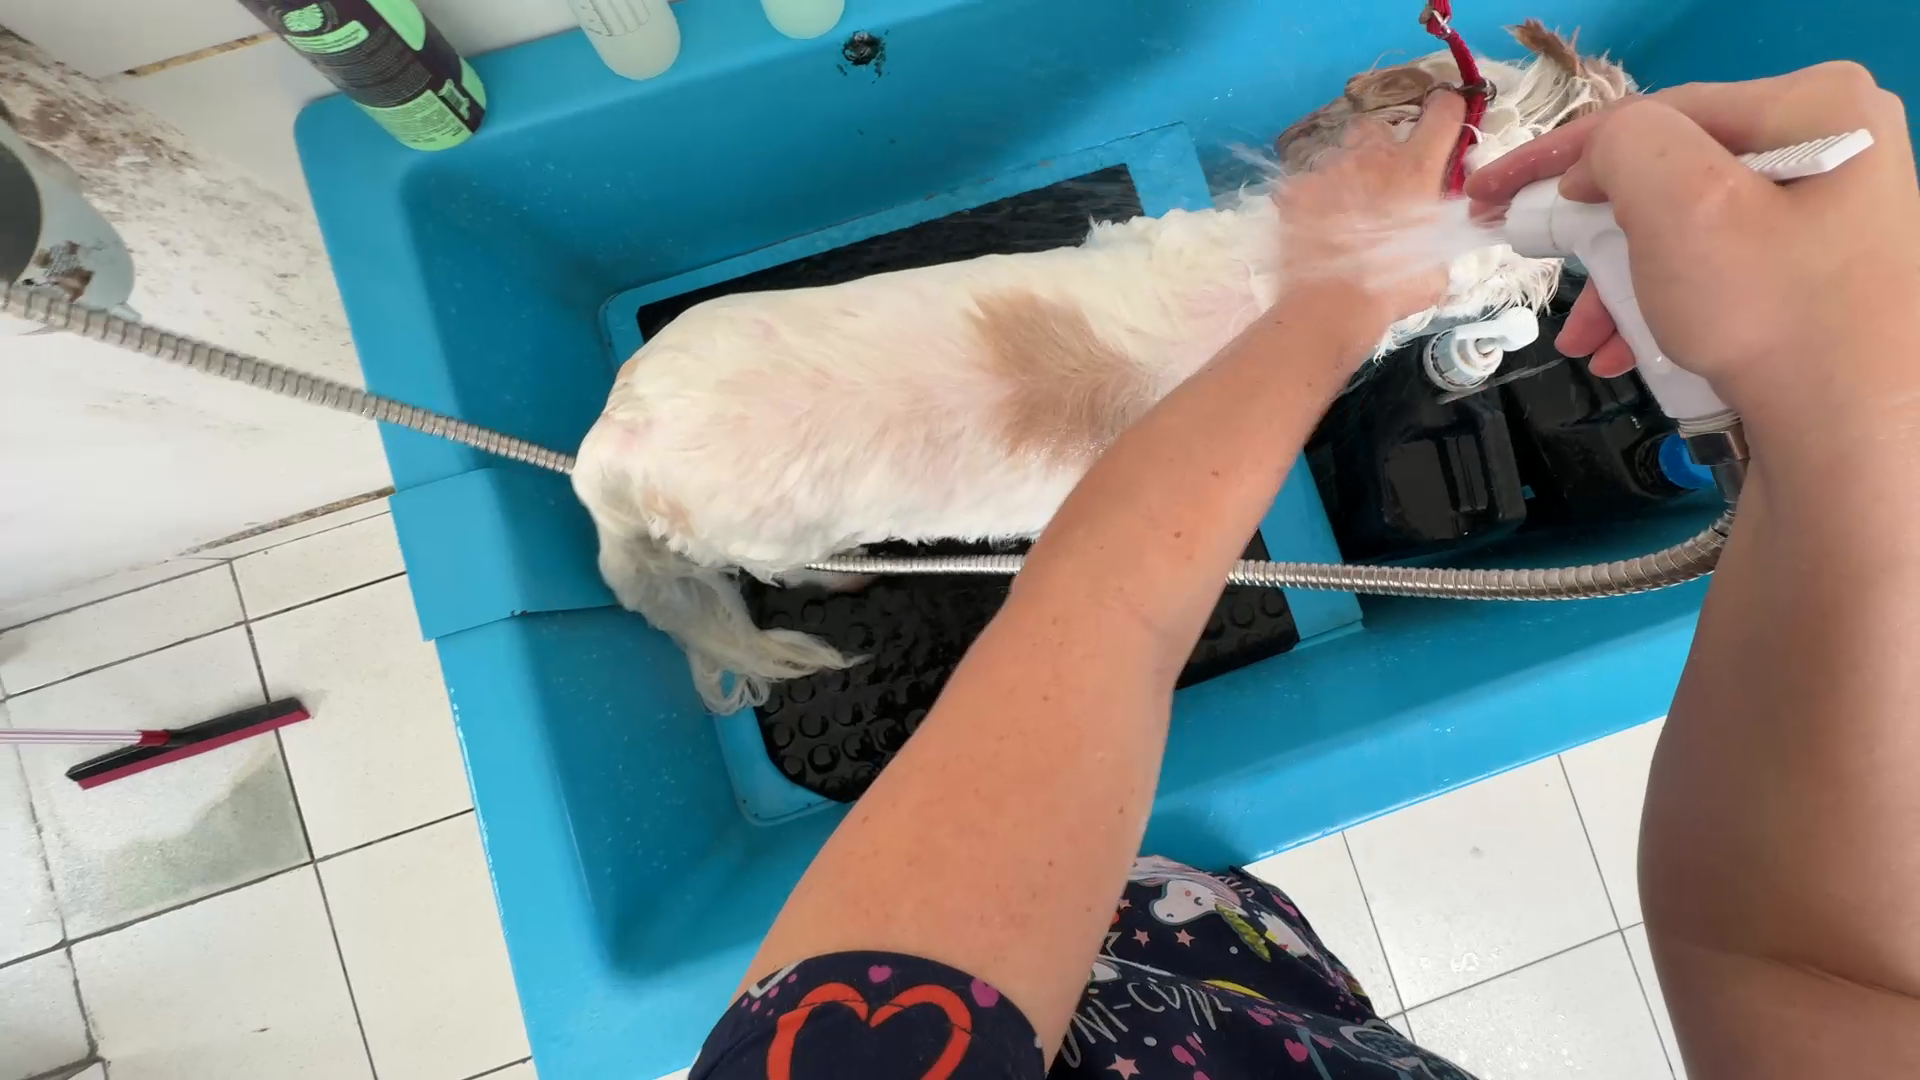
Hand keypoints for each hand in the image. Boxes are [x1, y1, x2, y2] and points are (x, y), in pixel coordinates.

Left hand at [1272, 89, 1465, 353]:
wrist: (1331, 307)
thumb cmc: (1392, 289)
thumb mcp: (1435, 264)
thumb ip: (1438, 236)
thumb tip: (1436, 238)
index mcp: (1416, 167)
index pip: (1443, 112)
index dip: (1445, 112)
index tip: (1441, 124)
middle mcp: (1371, 160)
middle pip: (1374, 126)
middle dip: (1375, 144)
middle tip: (1375, 176)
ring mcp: (1327, 174)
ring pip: (1333, 155)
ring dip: (1338, 174)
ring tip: (1336, 206)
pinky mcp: (1293, 196)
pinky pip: (1298, 187)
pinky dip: (1302, 200)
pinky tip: (1305, 225)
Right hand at [1466, 63, 1919, 441]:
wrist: (1852, 414)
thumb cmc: (1766, 308)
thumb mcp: (1682, 209)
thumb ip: (1625, 151)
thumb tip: (1590, 162)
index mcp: (1805, 107)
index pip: (1645, 118)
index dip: (1552, 157)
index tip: (1486, 196)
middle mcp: (1819, 141)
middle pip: (1655, 179)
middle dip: (1585, 239)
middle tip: (1536, 272)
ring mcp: (1815, 204)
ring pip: (1669, 231)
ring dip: (1609, 286)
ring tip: (1583, 341)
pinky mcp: (1802, 259)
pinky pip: (1697, 268)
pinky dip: (1647, 305)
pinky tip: (1623, 348)